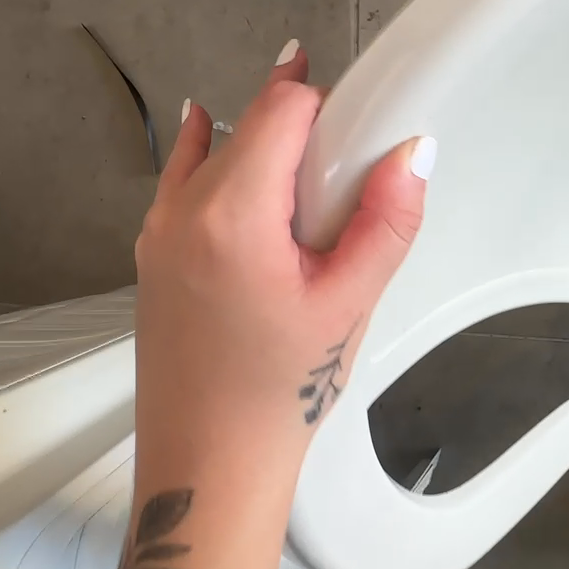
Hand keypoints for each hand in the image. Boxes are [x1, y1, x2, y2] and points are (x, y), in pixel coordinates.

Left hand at [131, 40, 431, 475]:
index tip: (364, 126)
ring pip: (215, 154)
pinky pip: (185, 183)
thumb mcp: (352, 303)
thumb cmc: (285, 388)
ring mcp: (156, 233)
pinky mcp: (152, 257)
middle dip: (303, 126)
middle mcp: (181, 209)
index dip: (328, 104)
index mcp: (231, 213)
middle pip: (249, 128)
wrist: (208, 464)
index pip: (281, 110)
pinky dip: (214, 157)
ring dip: (263, 143)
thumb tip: (416, 150)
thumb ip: (387, 221)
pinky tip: (217, 139)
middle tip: (350, 164)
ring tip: (308, 165)